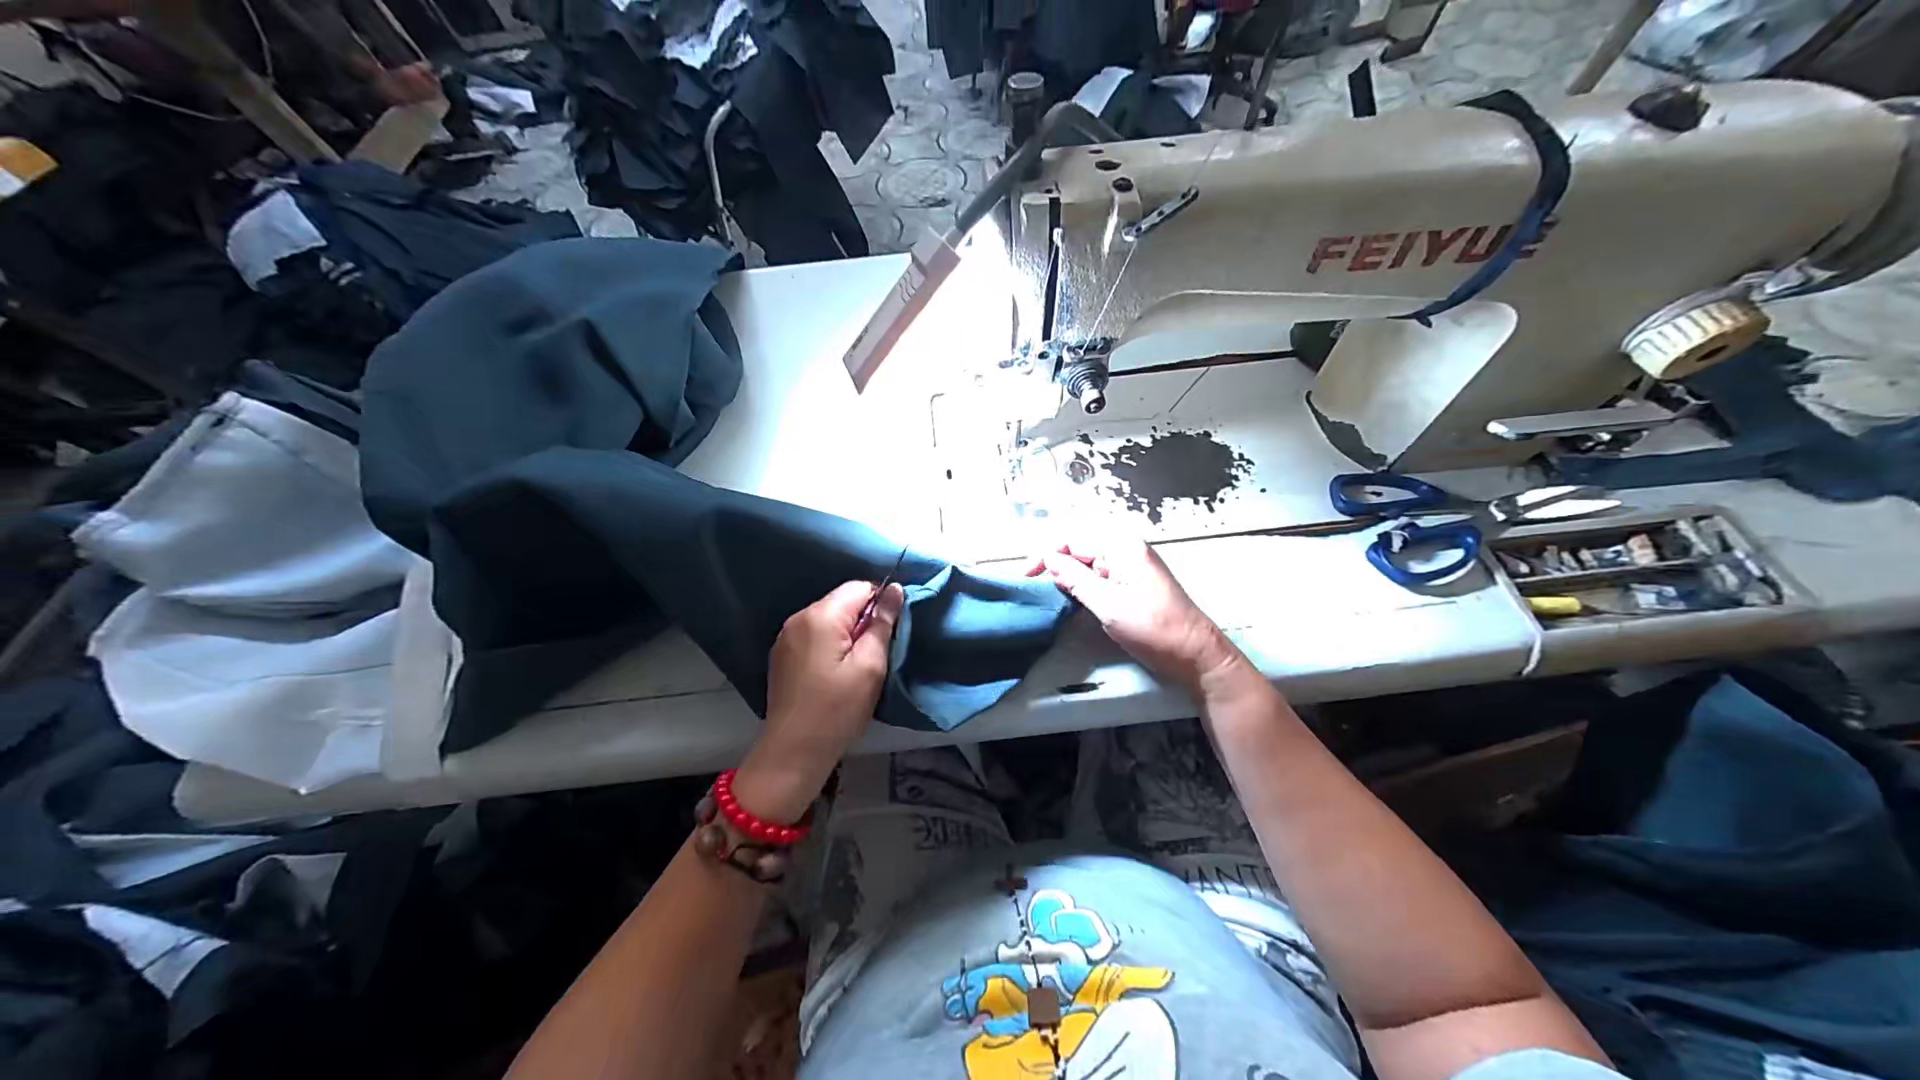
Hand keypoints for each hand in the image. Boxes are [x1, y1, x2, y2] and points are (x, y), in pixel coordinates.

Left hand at [735, 580, 904, 823]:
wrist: (793, 751)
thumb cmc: (838, 709)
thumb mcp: (870, 666)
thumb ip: (882, 623)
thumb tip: (894, 590)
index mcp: (821, 616)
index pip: (860, 587)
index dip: (881, 604)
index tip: (889, 635)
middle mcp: (799, 617)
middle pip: (842, 601)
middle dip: (863, 621)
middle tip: (873, 657)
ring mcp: (786, 636)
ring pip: (828, 619)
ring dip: (847, 635)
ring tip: (855, 669)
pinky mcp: (782, 655)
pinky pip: (814, 635)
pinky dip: (829, 646)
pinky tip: (834, 674)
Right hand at [1026, 536, 1244, 693]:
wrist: (1195, 655)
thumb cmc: (1154, 629)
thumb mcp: (1108, 605)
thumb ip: (1076, 579)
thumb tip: (1049, 560)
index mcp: (1123, 547)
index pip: (1073, 539)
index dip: (1047, 555)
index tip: (1027, 576)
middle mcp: (1128, 549)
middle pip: (1081, 547)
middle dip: (1056, 562)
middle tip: (1035, 585)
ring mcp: (1132, 566)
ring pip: (1090, 562)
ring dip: (1068, 574)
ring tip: (1049, 593)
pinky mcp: (1134, 582)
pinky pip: (1101, 574)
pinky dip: (1084, 583)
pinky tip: (1073, 598)